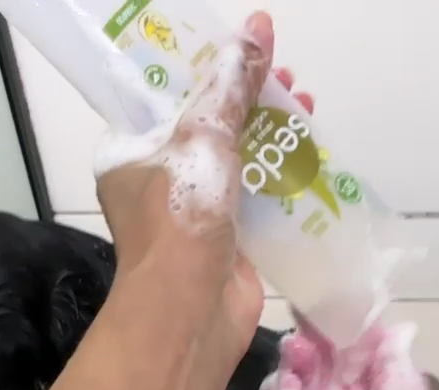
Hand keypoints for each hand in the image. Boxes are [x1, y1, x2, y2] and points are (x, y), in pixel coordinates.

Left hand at [94, 13, 309, 375]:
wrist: (192, 311)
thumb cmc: (181, 219)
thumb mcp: (203, 139)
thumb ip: (231, 86)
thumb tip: (258, 26)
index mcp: (129, 157)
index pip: (164, 101)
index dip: (202, 74)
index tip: (238, 53)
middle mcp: (157, 185)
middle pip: (206, 129)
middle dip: (246, 100)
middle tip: (282, 74)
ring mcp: (194, 217)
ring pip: (234, 163)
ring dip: (268, 134)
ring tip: (304, 101)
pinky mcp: (228, 243)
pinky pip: (256, 200)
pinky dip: (280, 177)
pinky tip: (309, 152)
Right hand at [260, 321, 438, 389]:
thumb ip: (396, 363)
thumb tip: (401, 327)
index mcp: (386, 386)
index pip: (364, 340)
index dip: (350, 317)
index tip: (336, 295)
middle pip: (327, 347)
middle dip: (317, 328)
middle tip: (307, 319)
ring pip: (299, 365)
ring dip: (296, 352)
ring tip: (298, 355)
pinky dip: (278, 383)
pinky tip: (288, 389)